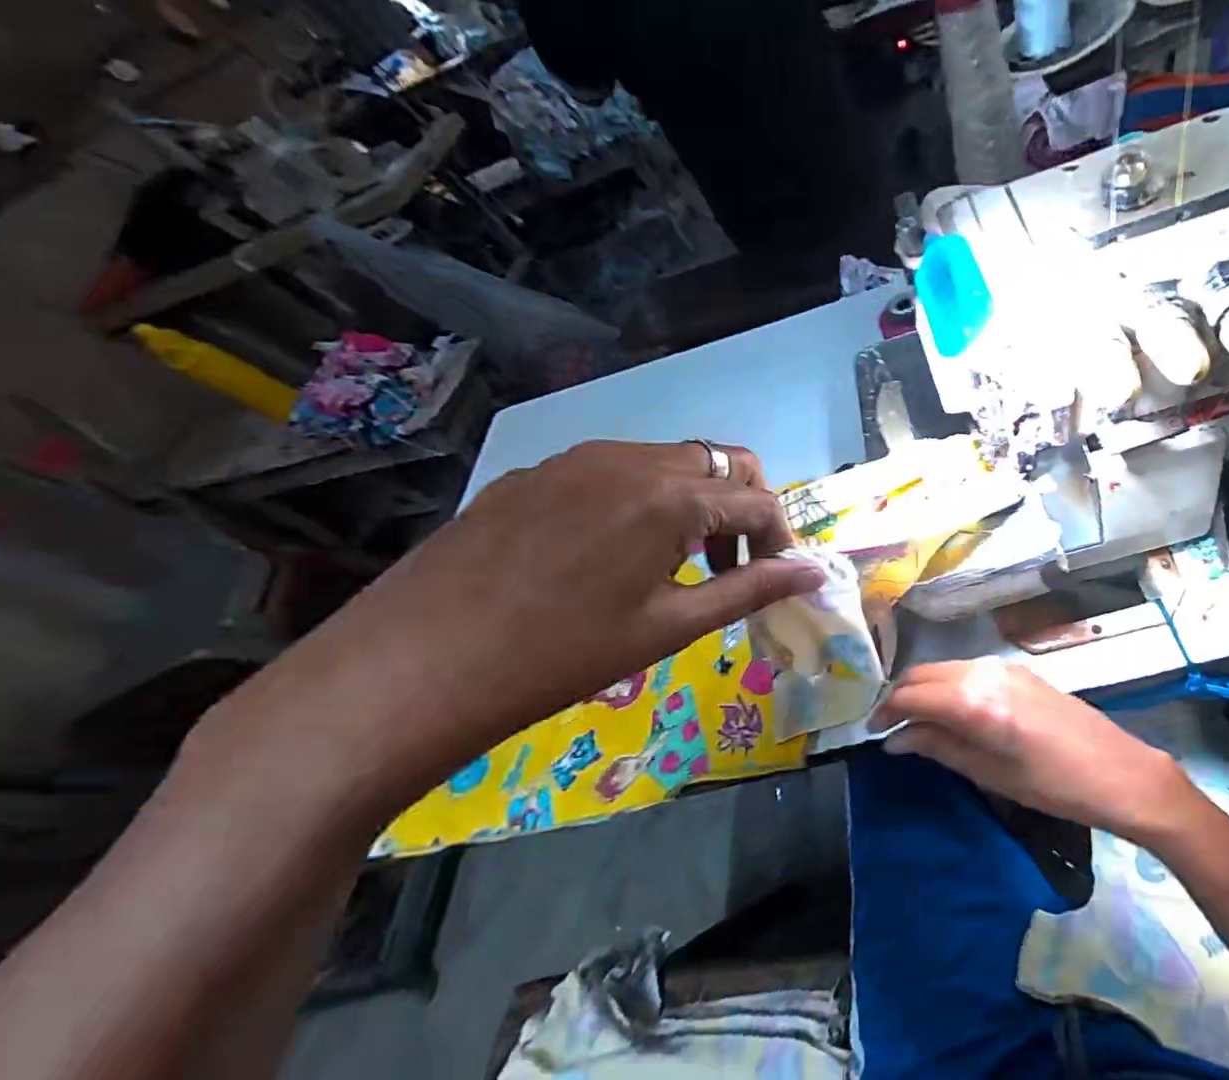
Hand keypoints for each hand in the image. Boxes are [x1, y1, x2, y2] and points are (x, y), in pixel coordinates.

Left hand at [185, 440, 821, 809]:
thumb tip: (814, 572)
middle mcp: (628, 458)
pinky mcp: (533, 474)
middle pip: (718, 464)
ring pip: (665, 462)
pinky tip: (608, 556)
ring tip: (673, 565)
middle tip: (729, 569)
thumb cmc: (562, 657)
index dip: (780, 538)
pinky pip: (611, 471)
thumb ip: (750, 590)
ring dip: (693, 503)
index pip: (758, 499)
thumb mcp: (669, 628)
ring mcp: (574, 459)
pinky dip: (640, 501)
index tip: (777, 578)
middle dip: (741, 511)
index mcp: (670, 496)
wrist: (414, 666)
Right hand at [872, 661, 1200, 841]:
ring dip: (923, 689)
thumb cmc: (1052, 785)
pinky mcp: (1019, 670)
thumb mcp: (990, 773)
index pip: (912, 695)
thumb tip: (895, 739)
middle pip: (923, 674)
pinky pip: (967, 670)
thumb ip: (939, 747)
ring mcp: (1004, 667)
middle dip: (899, 696)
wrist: (1118, 771)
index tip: (872, 732)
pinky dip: (948, 685)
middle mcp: (984, 672)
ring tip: (915, 721)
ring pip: (945, 669)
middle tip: (888, 727)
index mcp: (975, 701)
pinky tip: (949, 709)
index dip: (885, 712)